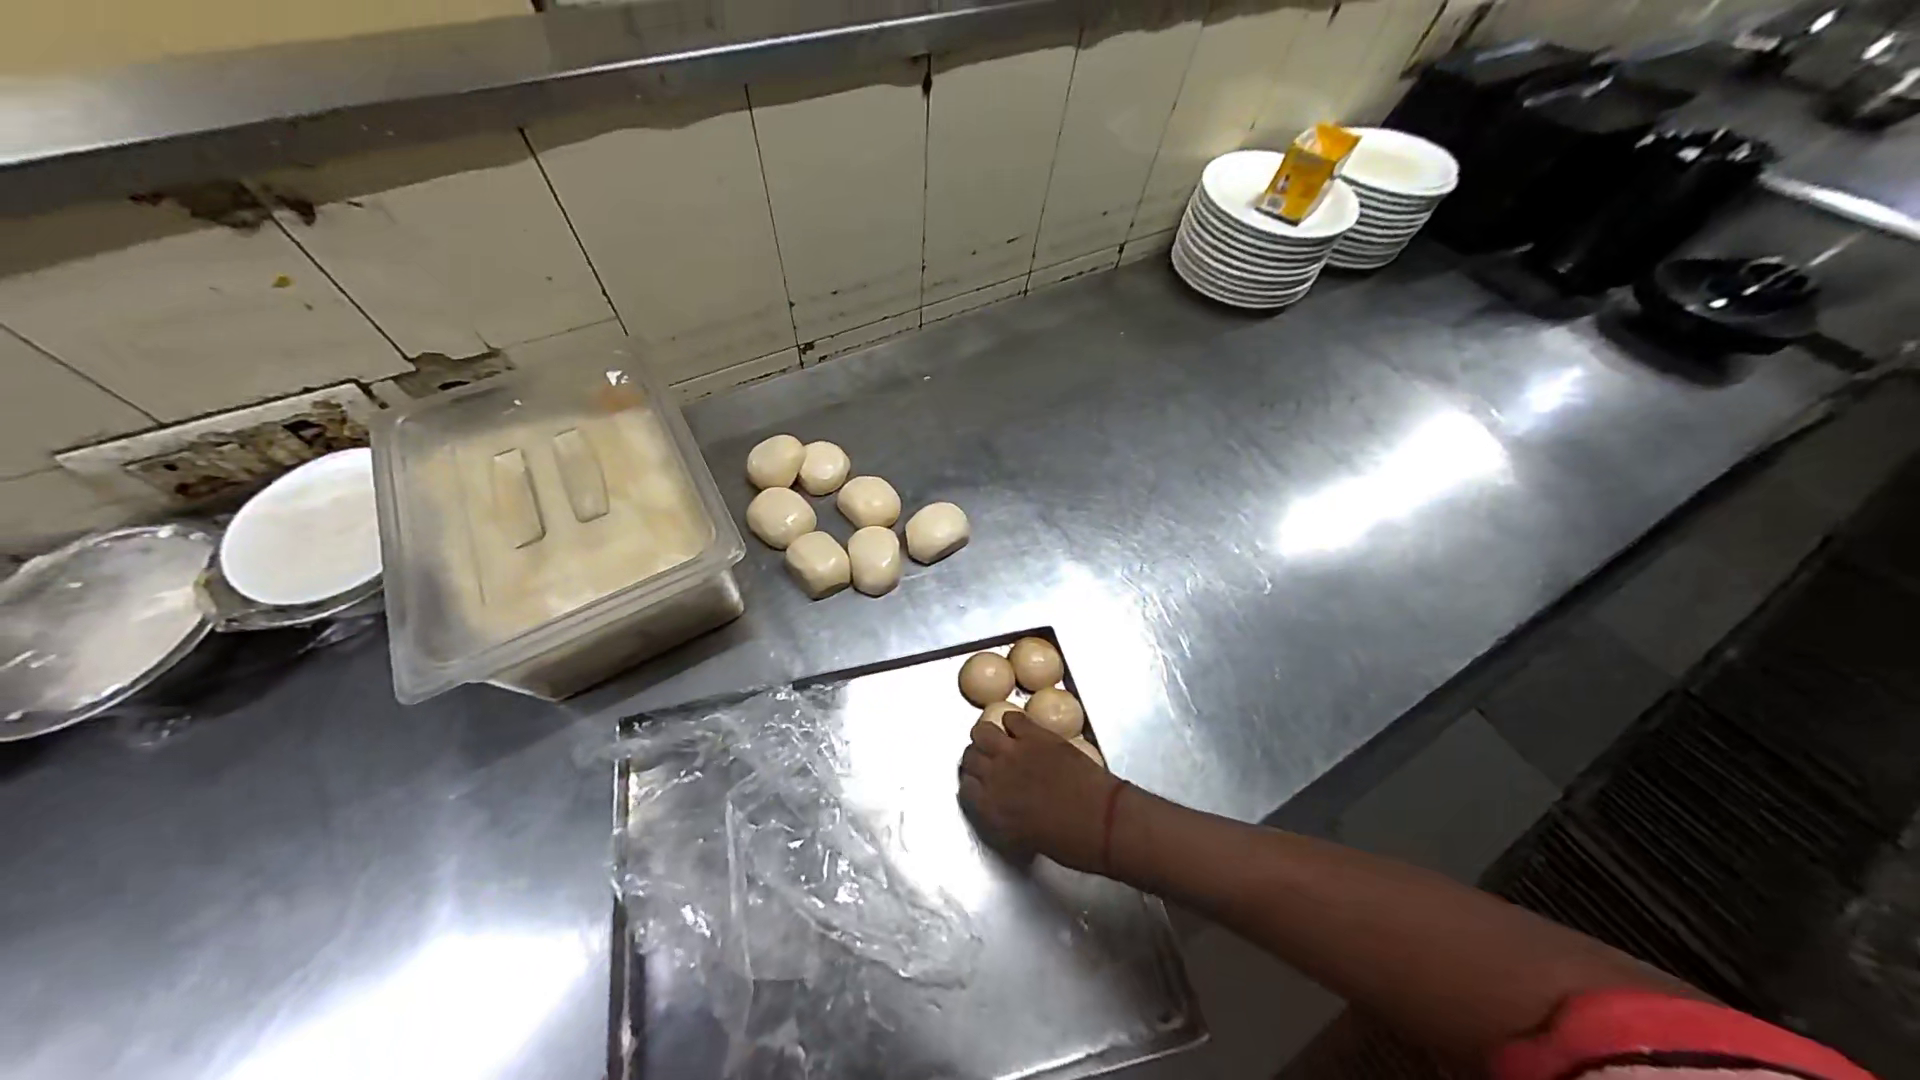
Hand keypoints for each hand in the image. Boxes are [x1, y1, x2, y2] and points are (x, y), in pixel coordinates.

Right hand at [958, 710, 1122, 872]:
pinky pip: (1012, 717)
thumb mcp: (1023, 839)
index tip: (981, 783)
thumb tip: (1001, 807)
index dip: (973, 783)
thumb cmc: (1069, 843)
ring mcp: (1013, 752)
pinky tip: (1022, 729)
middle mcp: (994, 777)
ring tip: (999, 739)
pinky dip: (1014, 721)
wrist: (1102, 821)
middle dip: (977, 758)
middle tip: (991, 760)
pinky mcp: (1036, 734)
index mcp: (989, 808)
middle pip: (970, 757)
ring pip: (982, 731)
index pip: (965, 787)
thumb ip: (1004, 817)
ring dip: (987, 735)